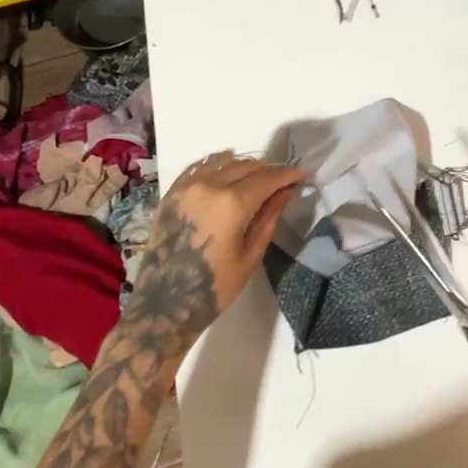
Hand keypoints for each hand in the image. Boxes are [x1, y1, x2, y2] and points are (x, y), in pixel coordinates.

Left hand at [131, 151, 306, 345]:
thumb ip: (270, 216)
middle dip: (268, 171)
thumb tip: (287, 190)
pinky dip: (216, 164)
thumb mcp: (251, 255)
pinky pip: (198, 167)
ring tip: (255, 179)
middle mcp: (209, 186)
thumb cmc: (215, 287)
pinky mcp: (172, 193)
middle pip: (247, 166)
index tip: (302, 173)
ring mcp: (187, 187)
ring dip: (244, 166)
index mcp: (232, 204)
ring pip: (223, 162)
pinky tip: (225, 169)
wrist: (164, 306)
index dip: (287, 174)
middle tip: (281, 181)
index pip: (267, 178)